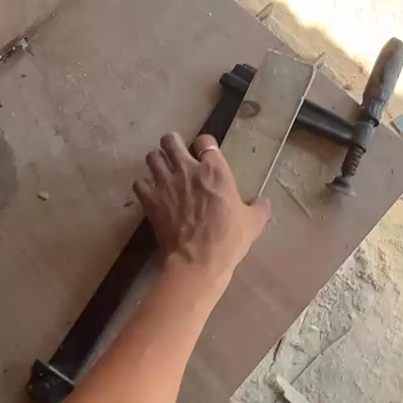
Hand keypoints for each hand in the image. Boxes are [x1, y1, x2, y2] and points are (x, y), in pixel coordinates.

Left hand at [133, 132, 269, 277]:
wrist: (198, 261)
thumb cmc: (228, 239)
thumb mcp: (253, 223)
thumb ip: (259, 208)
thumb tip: (263, 202)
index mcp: (215, 170)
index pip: (205, 141)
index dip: (203, 144)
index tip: (204, 153)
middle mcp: (188, 169)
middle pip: (171, 141)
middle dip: (171, 144)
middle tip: (175, 154)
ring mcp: (166, 183)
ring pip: (152, 157)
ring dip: (156, 162)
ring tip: (160, 170)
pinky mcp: (150, 199)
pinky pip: (139, 183)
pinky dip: (143, 186)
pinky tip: (149, 193)